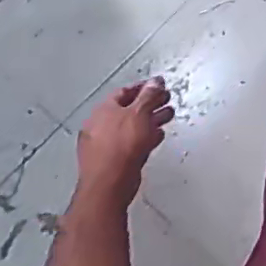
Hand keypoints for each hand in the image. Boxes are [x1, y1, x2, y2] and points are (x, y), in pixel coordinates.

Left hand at [75, 78, 173, 210]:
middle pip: (128, 109)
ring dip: (150, 120)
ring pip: (131, 126)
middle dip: (150, 103)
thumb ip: (150, 94)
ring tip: (167, 116)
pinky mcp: (110, 159)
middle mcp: (99, 127)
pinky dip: (143, 137)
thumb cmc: (123, 144)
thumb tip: (155, 82)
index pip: (124, 92)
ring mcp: (103, 145)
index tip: (160, 85)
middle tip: (166, 100)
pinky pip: (129, 142)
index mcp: (102, 111)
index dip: (144, 86)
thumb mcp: (141, 112)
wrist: (110, 183)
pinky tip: (155, 137)